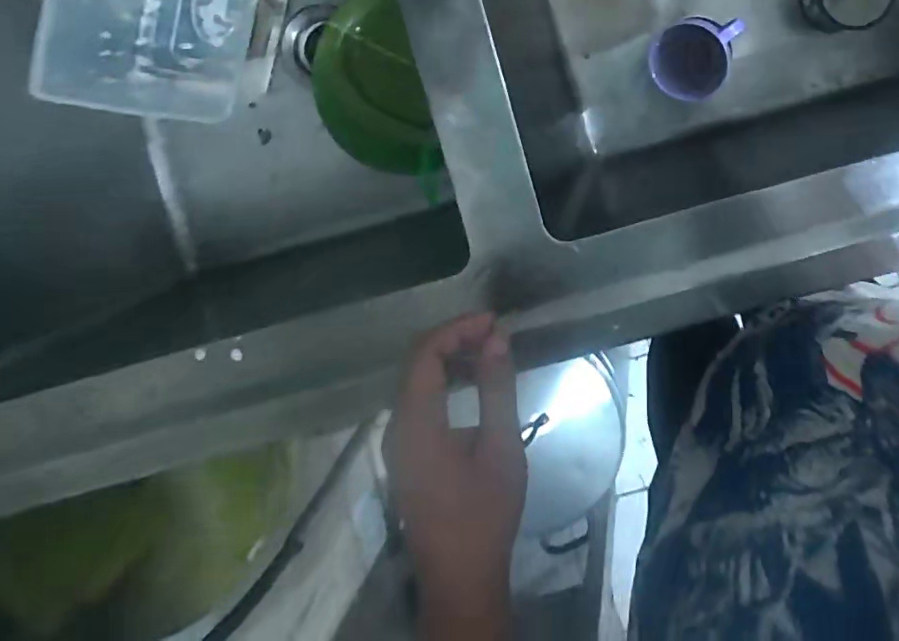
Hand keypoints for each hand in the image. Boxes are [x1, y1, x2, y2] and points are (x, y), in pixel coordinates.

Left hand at [383, 313, 524, 640]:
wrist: (460, 577)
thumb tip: (497, 339)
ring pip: (415, 378)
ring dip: (449, 356)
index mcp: (416, 423)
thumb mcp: (501, 447)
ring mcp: (397, 440)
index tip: (493, 320)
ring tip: (488, 350)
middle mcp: (397, 425)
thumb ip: (497, 389)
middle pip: (416, 361)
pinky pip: (418, 398)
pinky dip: (443, 378)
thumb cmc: (485, 512)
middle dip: (454, 337)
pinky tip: (471, 380)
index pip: (426, 353)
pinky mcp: (405, 451)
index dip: (458, 328)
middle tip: (494, 332)